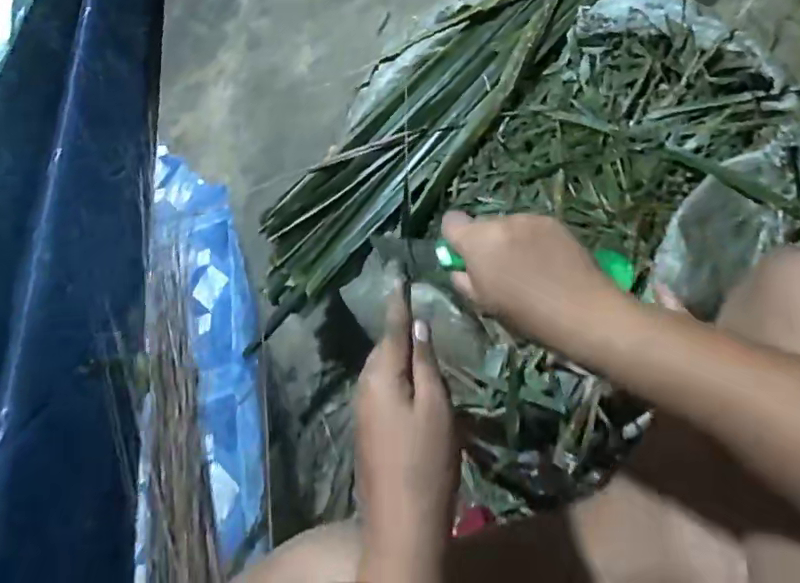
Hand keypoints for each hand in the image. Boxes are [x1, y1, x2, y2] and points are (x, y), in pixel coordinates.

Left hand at [356, 285, 456, 582]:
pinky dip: (397, 378)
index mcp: (380, 373)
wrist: (400, 526)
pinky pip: (382, 388)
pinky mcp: (366, 428)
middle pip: (385, 346)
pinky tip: (413, 384)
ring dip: (399, 356)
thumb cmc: (426, 462)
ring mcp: (362, 408)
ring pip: (383, 368)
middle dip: (400, 329)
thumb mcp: (437, 408)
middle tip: (420, 310)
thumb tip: (417, 323)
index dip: (398, 300)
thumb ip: (426, 363)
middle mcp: (364, 384)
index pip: (391, 326)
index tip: (399, 274)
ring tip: (422, 345)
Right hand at [441, 211, 621, 344]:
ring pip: (508, 226)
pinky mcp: (553, 221)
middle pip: (481, 225)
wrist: (585, 313)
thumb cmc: (528, 315)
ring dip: (511, 241)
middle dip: (486, 242)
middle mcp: (500, 222)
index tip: (468, 260)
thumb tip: (461, 269)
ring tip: (531, 269)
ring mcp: (528, 218)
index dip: (455, 240)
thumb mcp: (484, 305)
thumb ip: (464, 280)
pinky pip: (532, 227)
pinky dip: (534, 241)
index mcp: (476, 241)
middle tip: (502, 271)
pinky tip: (550, 264)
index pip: (450, 222)